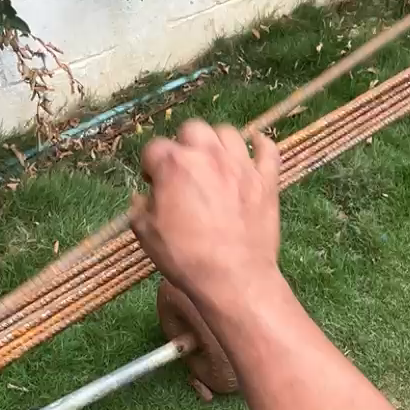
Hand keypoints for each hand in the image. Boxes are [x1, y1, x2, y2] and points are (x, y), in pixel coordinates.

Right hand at [130, 120, 282, 315]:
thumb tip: (144, 198)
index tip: (154, 185)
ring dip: (217, 144)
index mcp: (174, 165)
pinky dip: (261, 145)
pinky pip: (268, 150)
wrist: (234, 279)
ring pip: (228, 134)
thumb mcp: (148, 236)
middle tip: (185, 172)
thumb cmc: (186, 259)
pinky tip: (255, 147)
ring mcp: (241, 166)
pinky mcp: (266, 181)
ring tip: (214, 163)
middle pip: (192, 130)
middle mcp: (208, 156)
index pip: (154, 149)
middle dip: (184, 146)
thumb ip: (141, 209)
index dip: (151, 167)